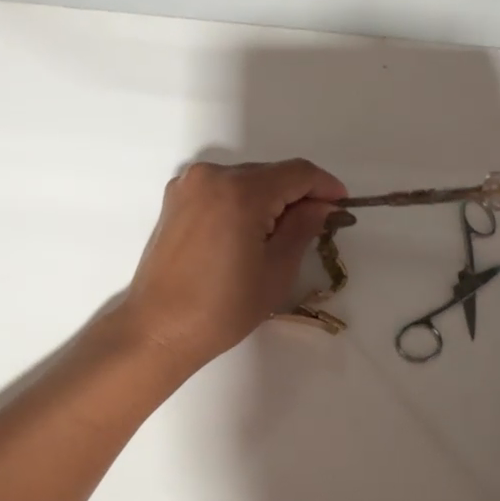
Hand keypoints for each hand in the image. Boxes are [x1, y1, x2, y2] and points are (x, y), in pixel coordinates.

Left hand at [102, 159, 346, 372]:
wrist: (157, 328)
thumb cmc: (222, 307)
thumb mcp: (275, 270)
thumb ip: (303, 227)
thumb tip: (322, 205)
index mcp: (239, 191)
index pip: (296, 173)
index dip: (325, 186)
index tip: (342, 207)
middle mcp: (211, 176)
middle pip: (269, 173)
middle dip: (296, 195)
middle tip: (315, 227)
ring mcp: (187, 185)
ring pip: (244, 179)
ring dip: (268, 198)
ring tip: (279, 236)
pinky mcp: (174, 200)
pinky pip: (220, 189)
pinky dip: (240, 202)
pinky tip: (247, 234)